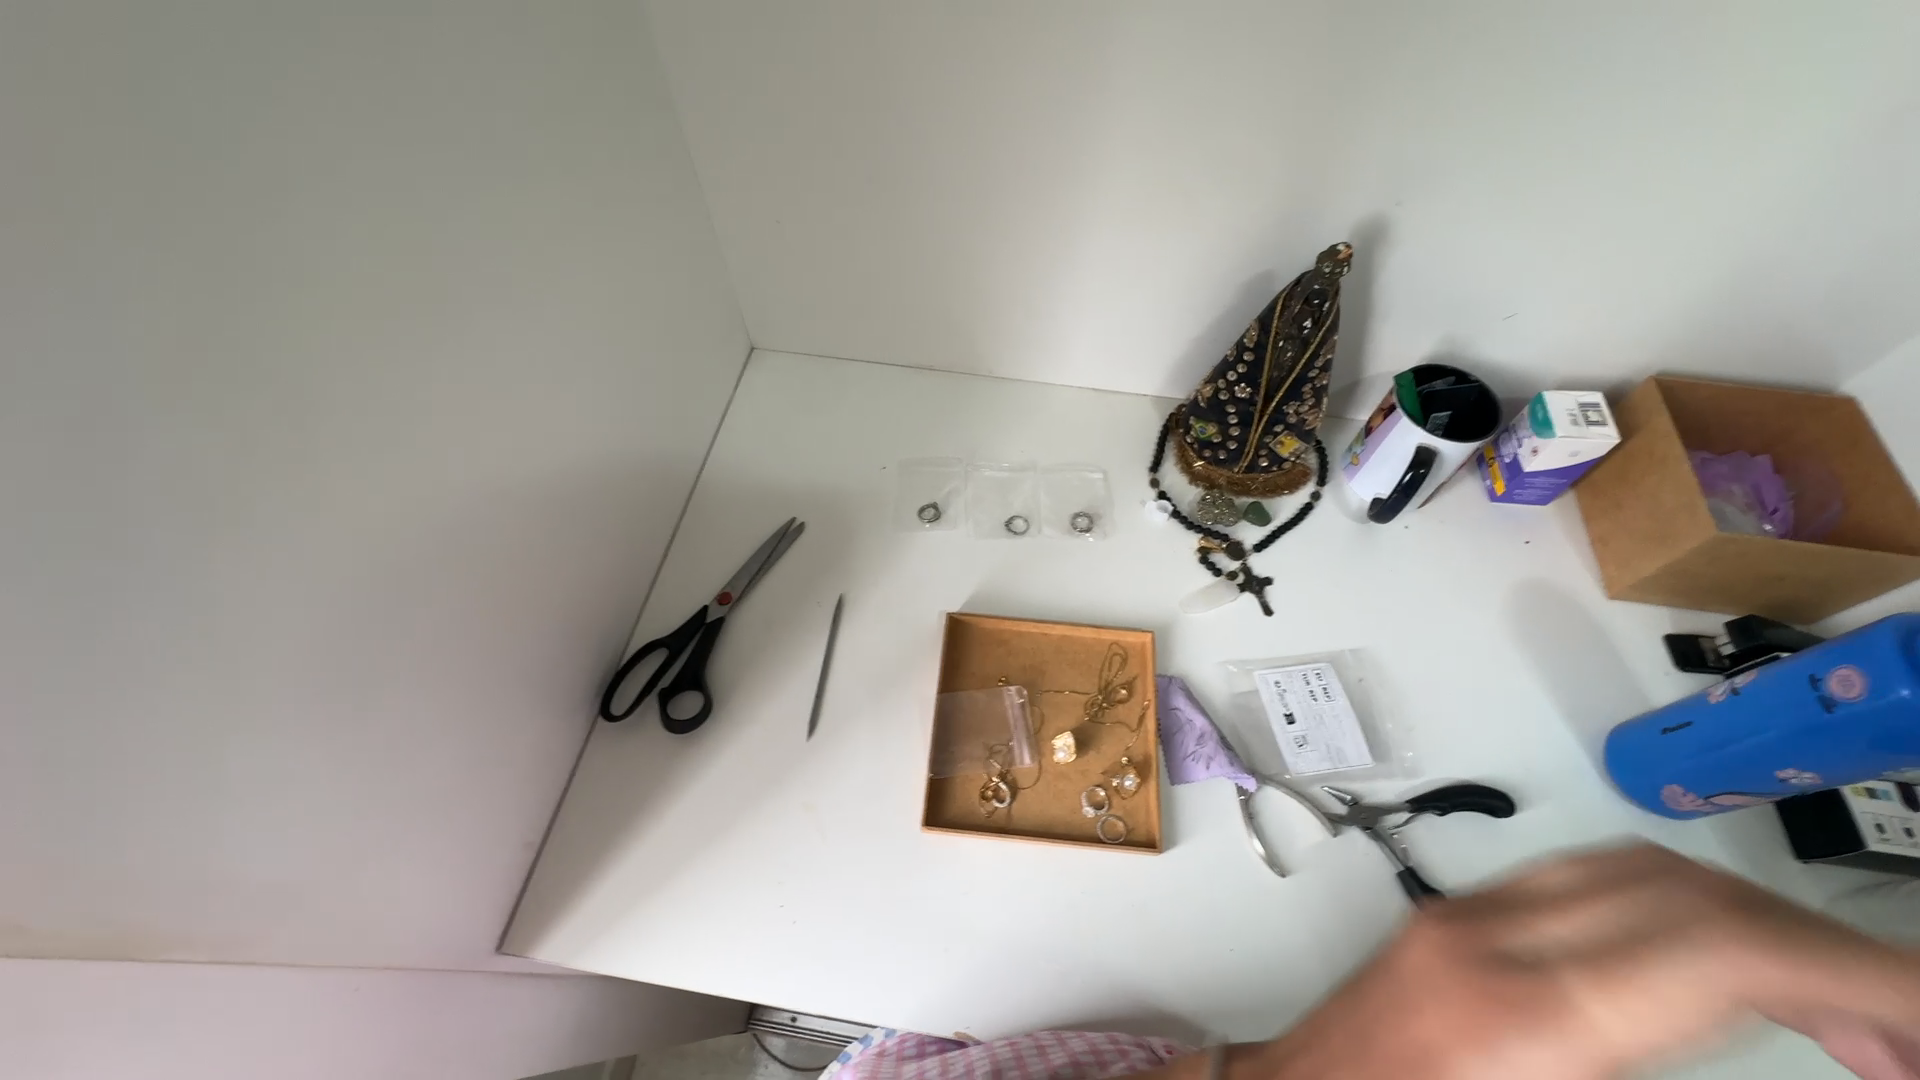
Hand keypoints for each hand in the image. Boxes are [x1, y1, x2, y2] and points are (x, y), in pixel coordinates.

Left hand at [1241, 845, 1919, 1079]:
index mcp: (1521, 1017)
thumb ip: (1680, 1077)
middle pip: (1684, 894)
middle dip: (1825, 954)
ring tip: (1844, 1016)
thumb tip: (1824, 1047)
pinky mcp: (1448, 917)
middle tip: (1907, 1037)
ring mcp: (1457, 914)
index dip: (1862, 977)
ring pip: (1631, 871)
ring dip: (1751, 924)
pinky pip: (1575, 882)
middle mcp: (1485, 937)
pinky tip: (1719, 972)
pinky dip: (1672, 911)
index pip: (1717, 949)